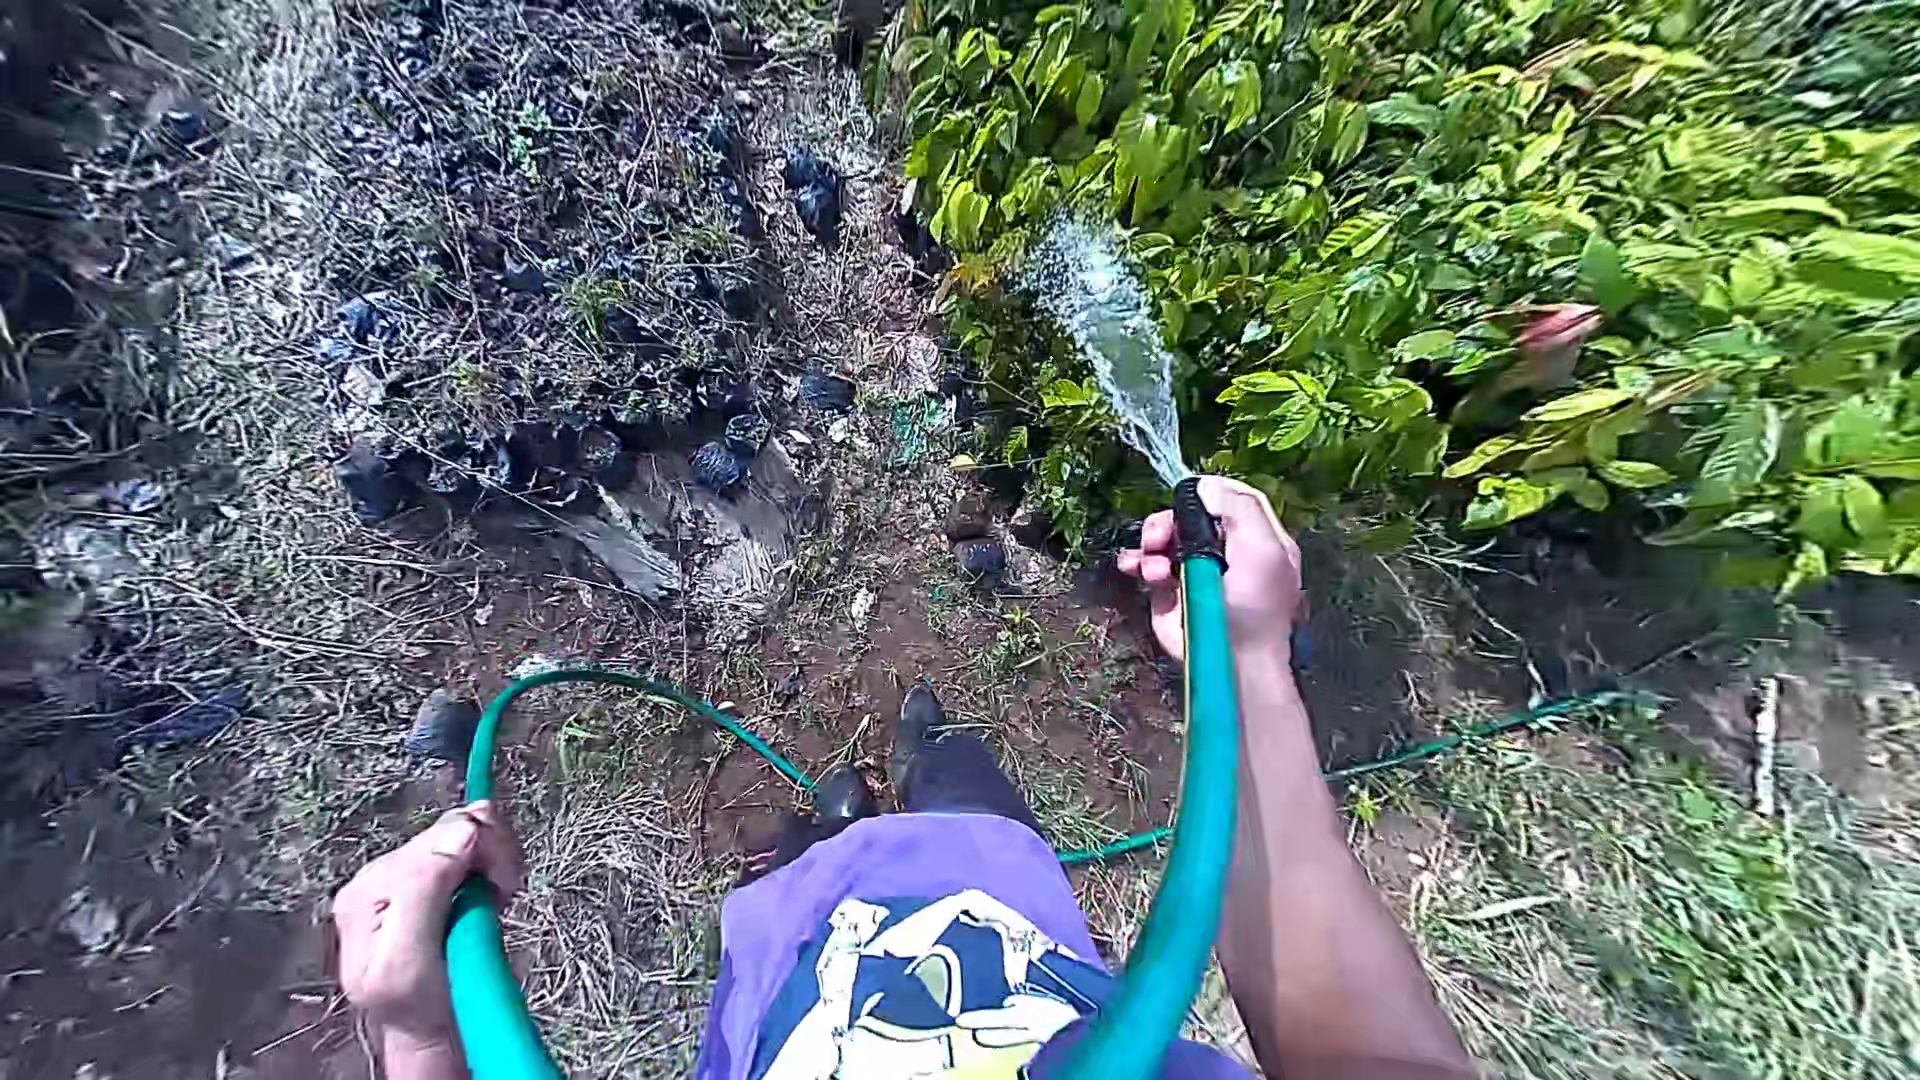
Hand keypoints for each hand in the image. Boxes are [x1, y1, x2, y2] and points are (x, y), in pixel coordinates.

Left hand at [332, 801, 525, 1059]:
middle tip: (498, 893)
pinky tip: (491, 889)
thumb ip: (425, 892)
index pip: (447, 834)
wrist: (434, 1015)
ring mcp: (414, 863)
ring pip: (479, 823)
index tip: (495, 891)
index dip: (485, 852)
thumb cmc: (419, 998)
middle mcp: (387, 868)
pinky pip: (484, 833)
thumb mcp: (409, 958)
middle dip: (495, 853)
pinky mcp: (440, 863)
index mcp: (370, 888)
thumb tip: (465, 829)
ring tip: (495, 894)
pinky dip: (500, 858)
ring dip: (500, 856)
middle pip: (463, 823)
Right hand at [1116, 475, 1302, 664]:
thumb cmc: (1252, 608)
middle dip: (1169, 521)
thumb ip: (1239, 511)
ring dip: (1151, 544)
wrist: (1229, 662)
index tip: (1191, 494)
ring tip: (1152, 565)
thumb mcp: (1261, 551)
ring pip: (1164, 539)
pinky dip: (1137, 563)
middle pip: (1191, 517)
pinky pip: (1147, 566)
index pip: (1233, 501)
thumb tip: (1206, 486)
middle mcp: (1224, 553)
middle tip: (1158, 536)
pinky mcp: (1170, 593)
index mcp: (1255, 541)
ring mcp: (1194, 573)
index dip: (1211, 492)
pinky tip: (1134, 568)